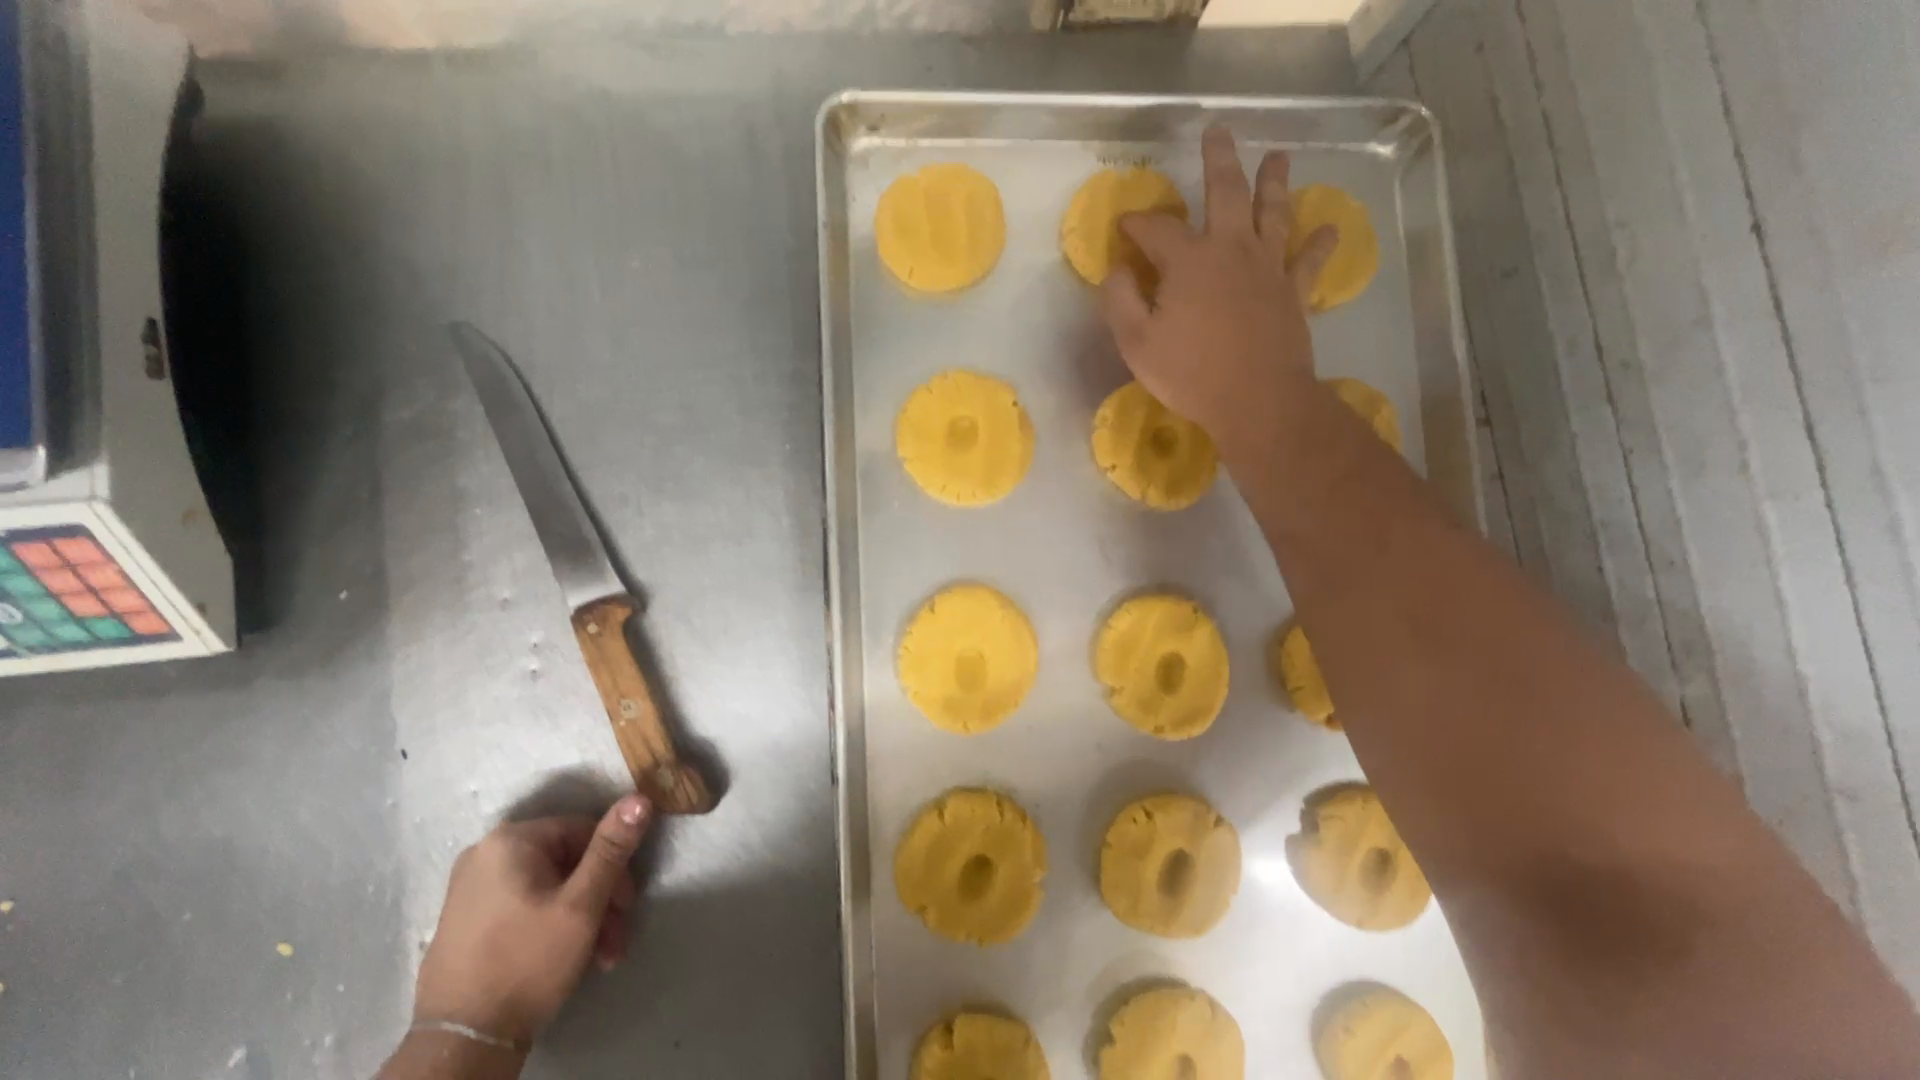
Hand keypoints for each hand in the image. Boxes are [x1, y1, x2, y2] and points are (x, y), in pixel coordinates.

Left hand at [413, 795, 651, 1043]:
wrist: (462, 1038)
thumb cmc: (528, 961)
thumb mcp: (582, 904)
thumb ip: (611, 849)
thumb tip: (639, 797)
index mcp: (511, 840)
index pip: (584, 830)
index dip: (614, 866)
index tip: (627, 907)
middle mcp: (485, 853)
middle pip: (567, 860)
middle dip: (601, 898)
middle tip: (616, 939)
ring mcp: (471, 887)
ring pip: (549, 886)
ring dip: (583, 916)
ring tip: (601, 957)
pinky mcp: (467, 917)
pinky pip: (524, 904)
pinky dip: (553, 923)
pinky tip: (569, 956)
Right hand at [1101, 125, 1337, 456]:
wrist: (1257, 401)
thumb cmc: (1190, 374)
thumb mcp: (1137, 344)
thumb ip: (1121, 302)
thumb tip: (1116, 272)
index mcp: (1188, 260)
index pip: (1157, 228)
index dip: (1137, 223)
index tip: (1125, 227)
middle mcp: (1230, 250)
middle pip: (1226, 192)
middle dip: (1218, 160)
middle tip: (1218, 131)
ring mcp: (1267, 268)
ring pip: (1272, 212)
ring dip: (1274, 181)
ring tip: (1278, 156)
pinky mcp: (1293, 293)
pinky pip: (1307, 261)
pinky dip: (1318, 244)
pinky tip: (1329, 228)